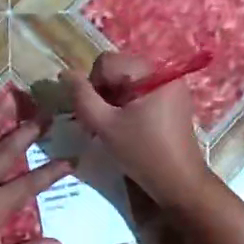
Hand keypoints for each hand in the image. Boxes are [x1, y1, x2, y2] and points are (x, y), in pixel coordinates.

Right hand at [63, 52, 213, 208]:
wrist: (179, 181)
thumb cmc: (141, 153)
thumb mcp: (105, 125)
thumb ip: (82, 97)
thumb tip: (65, 74)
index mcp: (150, 74)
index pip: (106, 62)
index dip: (91, 85)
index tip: (93, 114)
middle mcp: (164, 72)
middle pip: (118, 69)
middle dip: (103, 93)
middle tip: (100, 123)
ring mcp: (171, 86)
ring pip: (127, 81)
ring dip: (113, 100)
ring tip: (112, 127)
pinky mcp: (173, 100)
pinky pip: (141, 92)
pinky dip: (128, 105)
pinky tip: (128, 127)